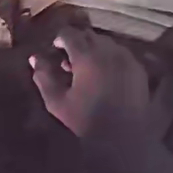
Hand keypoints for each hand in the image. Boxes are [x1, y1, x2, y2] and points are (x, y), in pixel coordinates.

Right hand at [30, 27, 172, 172]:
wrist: (124, 139)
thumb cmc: (86, 120)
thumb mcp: (57, 102)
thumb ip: (44, 77)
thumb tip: (35, 58)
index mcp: (87, 56)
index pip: (70, 34)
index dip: (60, 38)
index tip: (55, 49)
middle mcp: (108, 51)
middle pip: (89, 35)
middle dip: (77, 42)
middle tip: (69, 59)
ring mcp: (126, 59)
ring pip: (105, 42)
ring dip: (94, 48)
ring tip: (87, 67)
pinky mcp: (138, 69)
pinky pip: (120, 53)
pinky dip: (109, 56)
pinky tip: (105, 74)